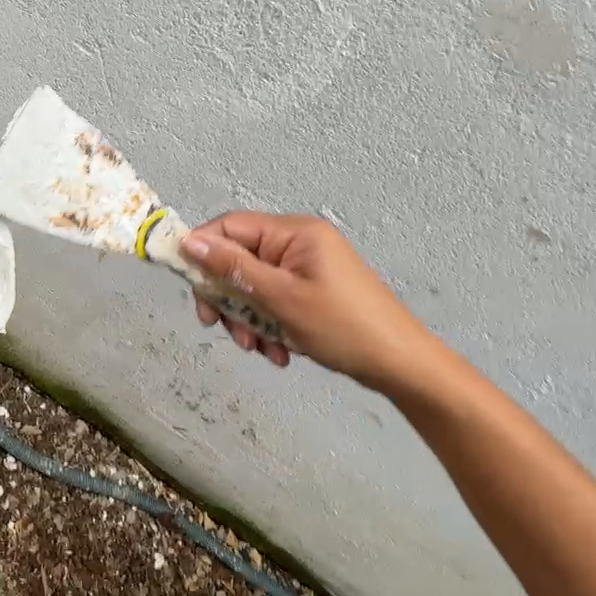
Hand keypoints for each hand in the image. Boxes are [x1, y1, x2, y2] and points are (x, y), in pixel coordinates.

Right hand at [182, 212, 442, 393]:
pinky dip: (268, 325)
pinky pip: (273, 300)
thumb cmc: (344, 328)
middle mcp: (298, 243)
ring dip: (247, 318)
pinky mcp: (312, 291)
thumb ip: (233, 268)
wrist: (405, 368)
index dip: (203, 251)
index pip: (230, 227)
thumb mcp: (282, 298)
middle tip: (218, 326)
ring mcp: (306, 268)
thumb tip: (189, 241)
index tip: (189, 285)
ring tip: (259, 348)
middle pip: (238, 259)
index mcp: (294, 233)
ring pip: (252, 285)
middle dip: (227, 296)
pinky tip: (278, 352)